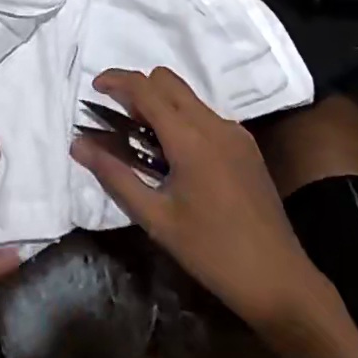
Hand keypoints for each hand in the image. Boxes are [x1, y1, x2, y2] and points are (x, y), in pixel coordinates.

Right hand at [69, 69, 346, 333]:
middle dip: (138, 90)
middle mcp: (214, 123)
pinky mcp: (246, 145)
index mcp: (189, 137)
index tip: (94, 88)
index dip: (117, 80)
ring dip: (161, 107)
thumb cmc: (210, 251)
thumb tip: (79, 144)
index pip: (146, 88)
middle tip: (118, 123)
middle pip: (168, 82)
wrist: (277, 277)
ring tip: (143, 147)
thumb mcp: (155, 218)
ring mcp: (234, 132)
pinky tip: (177, 163)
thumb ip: (115, 176)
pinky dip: (183, 122)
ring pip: (188, 98)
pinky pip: (206, 117)